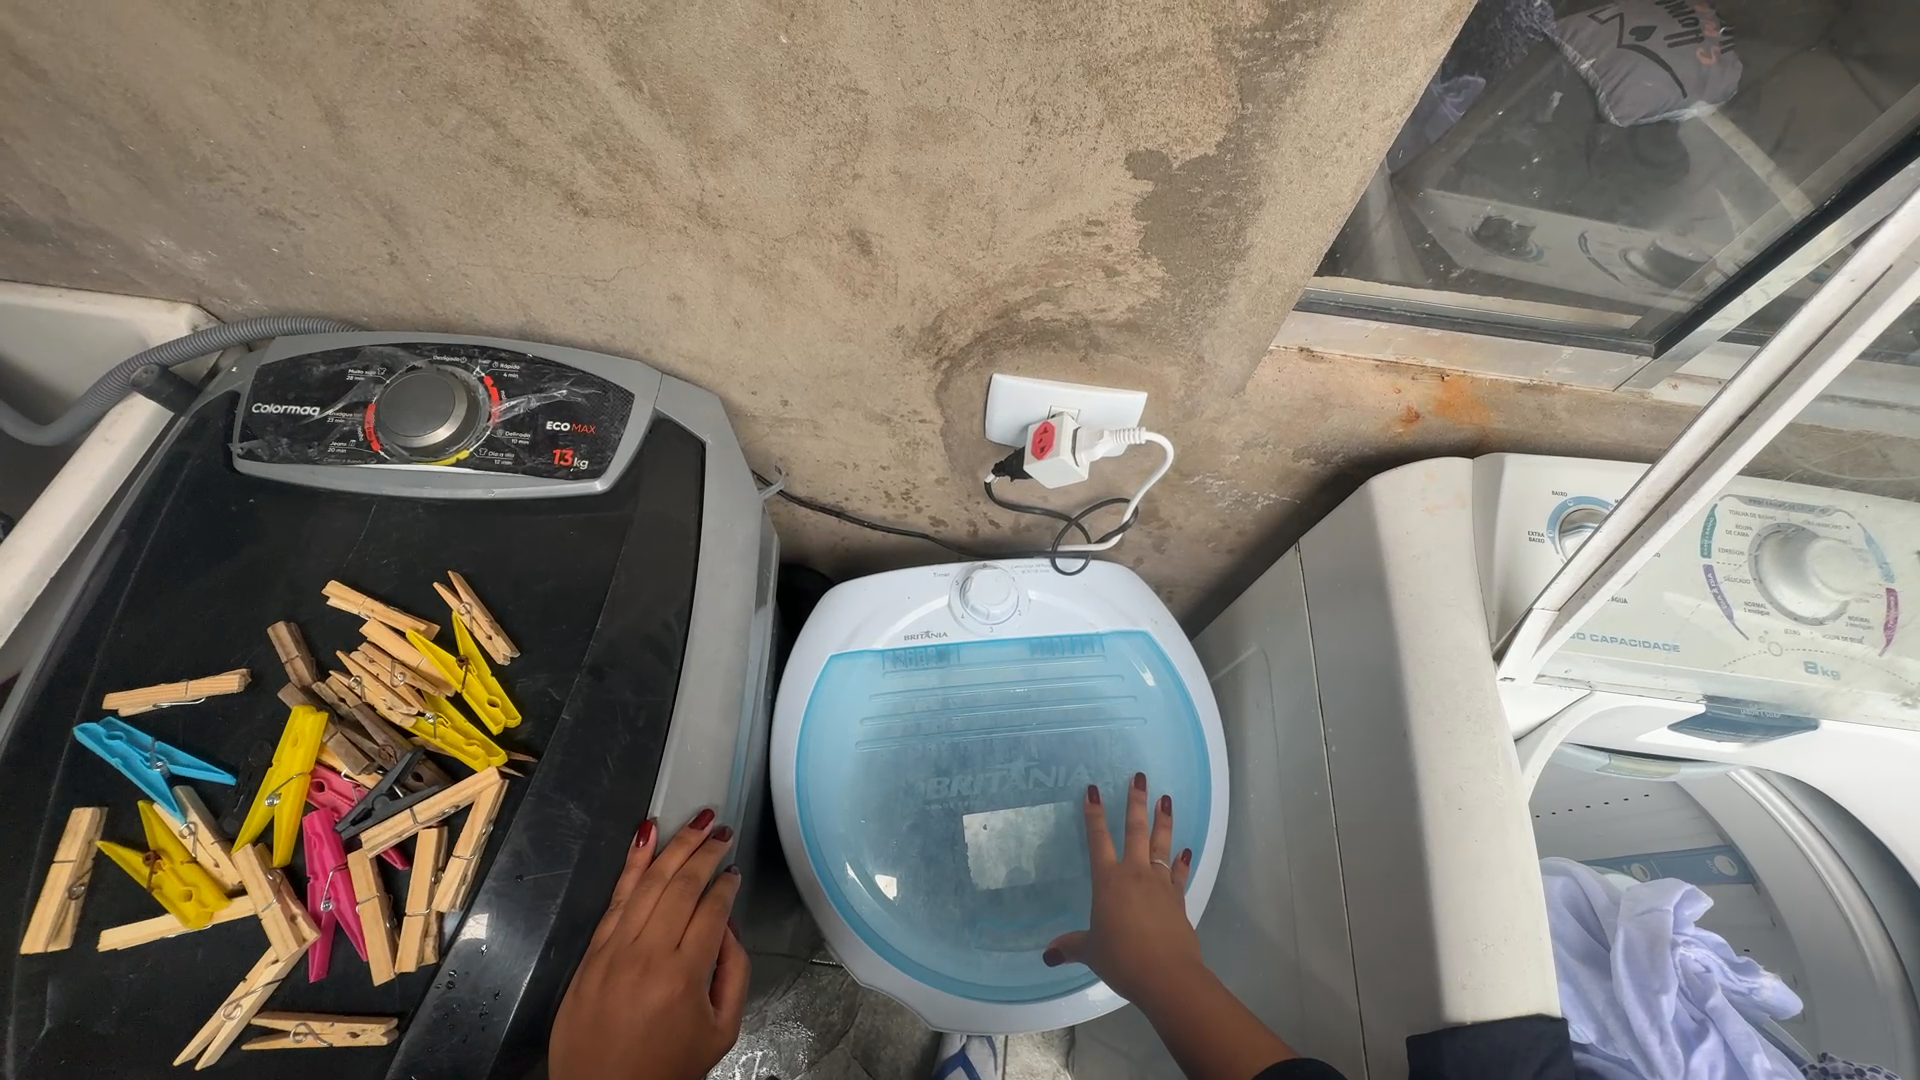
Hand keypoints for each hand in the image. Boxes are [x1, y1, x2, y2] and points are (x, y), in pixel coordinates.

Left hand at [550, 810, 750, 1079]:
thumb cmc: (669, 1068)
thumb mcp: (723, 1029)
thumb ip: (735, 970)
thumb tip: (726, 924)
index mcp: (684, 976)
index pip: (712, 909)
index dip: (727, 884)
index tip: (735, 871)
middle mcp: (648, 956)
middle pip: (682, 886)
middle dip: (707, 852)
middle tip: (723, 830)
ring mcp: (614, 952)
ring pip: (649, 883)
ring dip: (676, 845)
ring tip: (698, 820)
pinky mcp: (592, 954)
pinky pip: (615, 899)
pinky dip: (633, 863)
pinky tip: (647, 834)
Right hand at [1043, 772, 1203, 1007]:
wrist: (1167, 976)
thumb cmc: (1122, 959)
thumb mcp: (1091, 951)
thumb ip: (1071, 946)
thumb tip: (1048, 955)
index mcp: (1108, 880)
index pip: (1098, 839)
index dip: (1094, 814)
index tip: (1093, 789)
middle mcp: (1135, 874)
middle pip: (1135, 831)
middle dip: (1136, 802)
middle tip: (1140, 777)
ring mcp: (1160, 885)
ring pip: (1161, 845)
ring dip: (1164, 820)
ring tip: (1166, 798)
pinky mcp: (1179, 900)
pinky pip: (1180, 874)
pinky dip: (1183, 861)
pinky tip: (1186, 848)